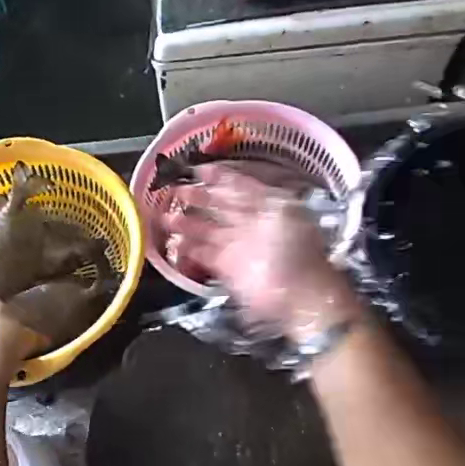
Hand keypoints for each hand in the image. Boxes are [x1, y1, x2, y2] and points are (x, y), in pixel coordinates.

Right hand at [159, 166, 362, 341]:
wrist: (299, 295)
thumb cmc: (296, 250)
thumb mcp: (282, 211)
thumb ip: (256, 194)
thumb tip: (230, 182)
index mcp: (266, 206)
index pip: (238, 186)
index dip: (217, 177)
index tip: (195, 170)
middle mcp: (249, 223)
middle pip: (217, 206)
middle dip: (196, 198)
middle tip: (174, 192)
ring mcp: (236, 246)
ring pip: (205, 229)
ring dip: (186, 223)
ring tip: (165, 217)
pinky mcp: (226, 267)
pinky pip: (202, 254)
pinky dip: (187, 249)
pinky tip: (173, 243)